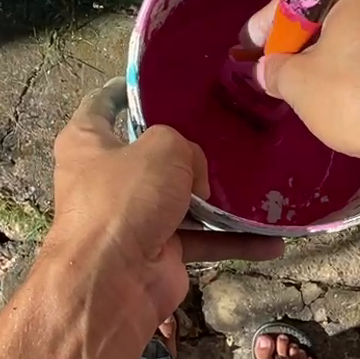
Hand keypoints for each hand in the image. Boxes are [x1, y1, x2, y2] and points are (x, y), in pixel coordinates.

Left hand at [46, 79, 283, 320]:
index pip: (104, 103)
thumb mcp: (162, 148)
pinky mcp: (159, 250)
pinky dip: (233, 241)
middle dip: (187, 146)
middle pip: (151, 152)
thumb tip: (195, 177)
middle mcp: (108, 177)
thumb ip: (185, 145)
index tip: (163, 78)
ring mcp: (134, 216)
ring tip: (258, 182)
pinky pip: (202, 239)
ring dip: (219, 199)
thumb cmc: (125, 198)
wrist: (114, 281)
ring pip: (182, 199)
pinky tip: (271, 240)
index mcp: (88, 142)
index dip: (129, 88)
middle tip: (228, 129)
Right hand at [252, 0, 359, 176]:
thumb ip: (274, 68)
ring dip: (328, 53)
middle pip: (331, 11)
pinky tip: (341, 91)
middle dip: (300, 38)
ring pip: (357, 32)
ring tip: (303, 83)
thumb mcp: (298, 83)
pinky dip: (356, 65)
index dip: (267, 25)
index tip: (248, 47)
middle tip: (275, 65)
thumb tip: (266, 68)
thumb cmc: (356, 98)